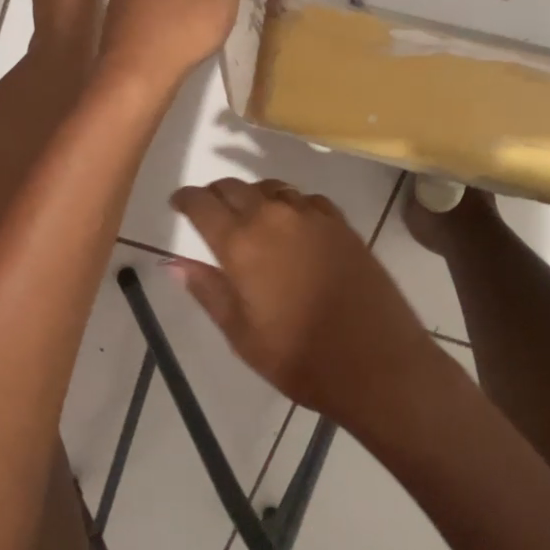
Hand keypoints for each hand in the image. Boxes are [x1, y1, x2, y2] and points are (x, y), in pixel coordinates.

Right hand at [169, 178, 443, 425]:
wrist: (377, 362)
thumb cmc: (300, 357)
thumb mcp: (241, 334)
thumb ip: (207, 290)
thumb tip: (172, 262)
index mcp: (241, 243)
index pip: (202, 203)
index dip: (185, 199)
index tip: (178, 204)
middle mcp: (273, 217)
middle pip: (234, 187)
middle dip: (215, 195)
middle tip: (209, 211)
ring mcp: (311, 216)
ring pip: (271, 188)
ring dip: (253, 196)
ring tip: (249, 217)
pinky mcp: (341, 223)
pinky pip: (305, 199)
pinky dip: (289, 204)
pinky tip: (292, 225)